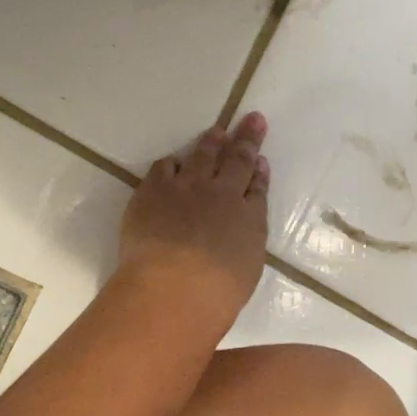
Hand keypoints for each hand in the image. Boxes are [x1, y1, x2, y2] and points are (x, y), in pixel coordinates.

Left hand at [119, 112, 271, 315]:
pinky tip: (173, 163)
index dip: (259, 174)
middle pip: (237, 161)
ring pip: (202, 156)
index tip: (261, 162)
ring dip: (211, 142)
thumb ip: (244, 247)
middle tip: (252, 120)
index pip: (257, 191)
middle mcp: (223, 195)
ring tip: (216, 132)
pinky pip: (165, 167)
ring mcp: (188, 187)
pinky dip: (173, 163)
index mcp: (250, 221)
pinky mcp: (155, 189)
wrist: (175, 287)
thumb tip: (238, 236)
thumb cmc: (215, 295)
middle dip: (246, 140)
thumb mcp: (245, 273)